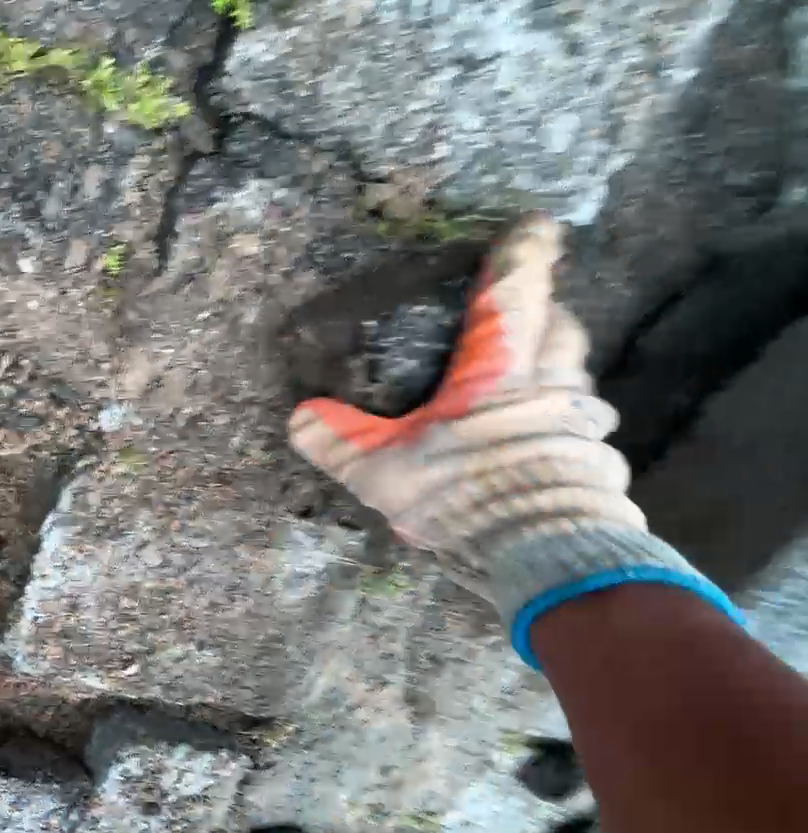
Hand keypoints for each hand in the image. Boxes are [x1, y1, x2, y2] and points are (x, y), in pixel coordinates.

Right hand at [288, 214, 731, 660]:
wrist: (543, 548)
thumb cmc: (458, 490)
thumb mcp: (377, 468)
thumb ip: (335, 439)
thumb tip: (298, 416)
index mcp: (501, 368)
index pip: (517, 294)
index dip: (523, 255)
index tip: (532, 226)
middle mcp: (551, 381)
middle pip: (560, 324)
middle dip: (542, 309)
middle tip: (515, 310)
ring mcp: (579, 417)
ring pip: (571, 370)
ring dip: (548, 362)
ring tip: (512, 374)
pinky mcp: (592, 454)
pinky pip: (574, 415)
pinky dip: (551, 409)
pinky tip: (524, 432)